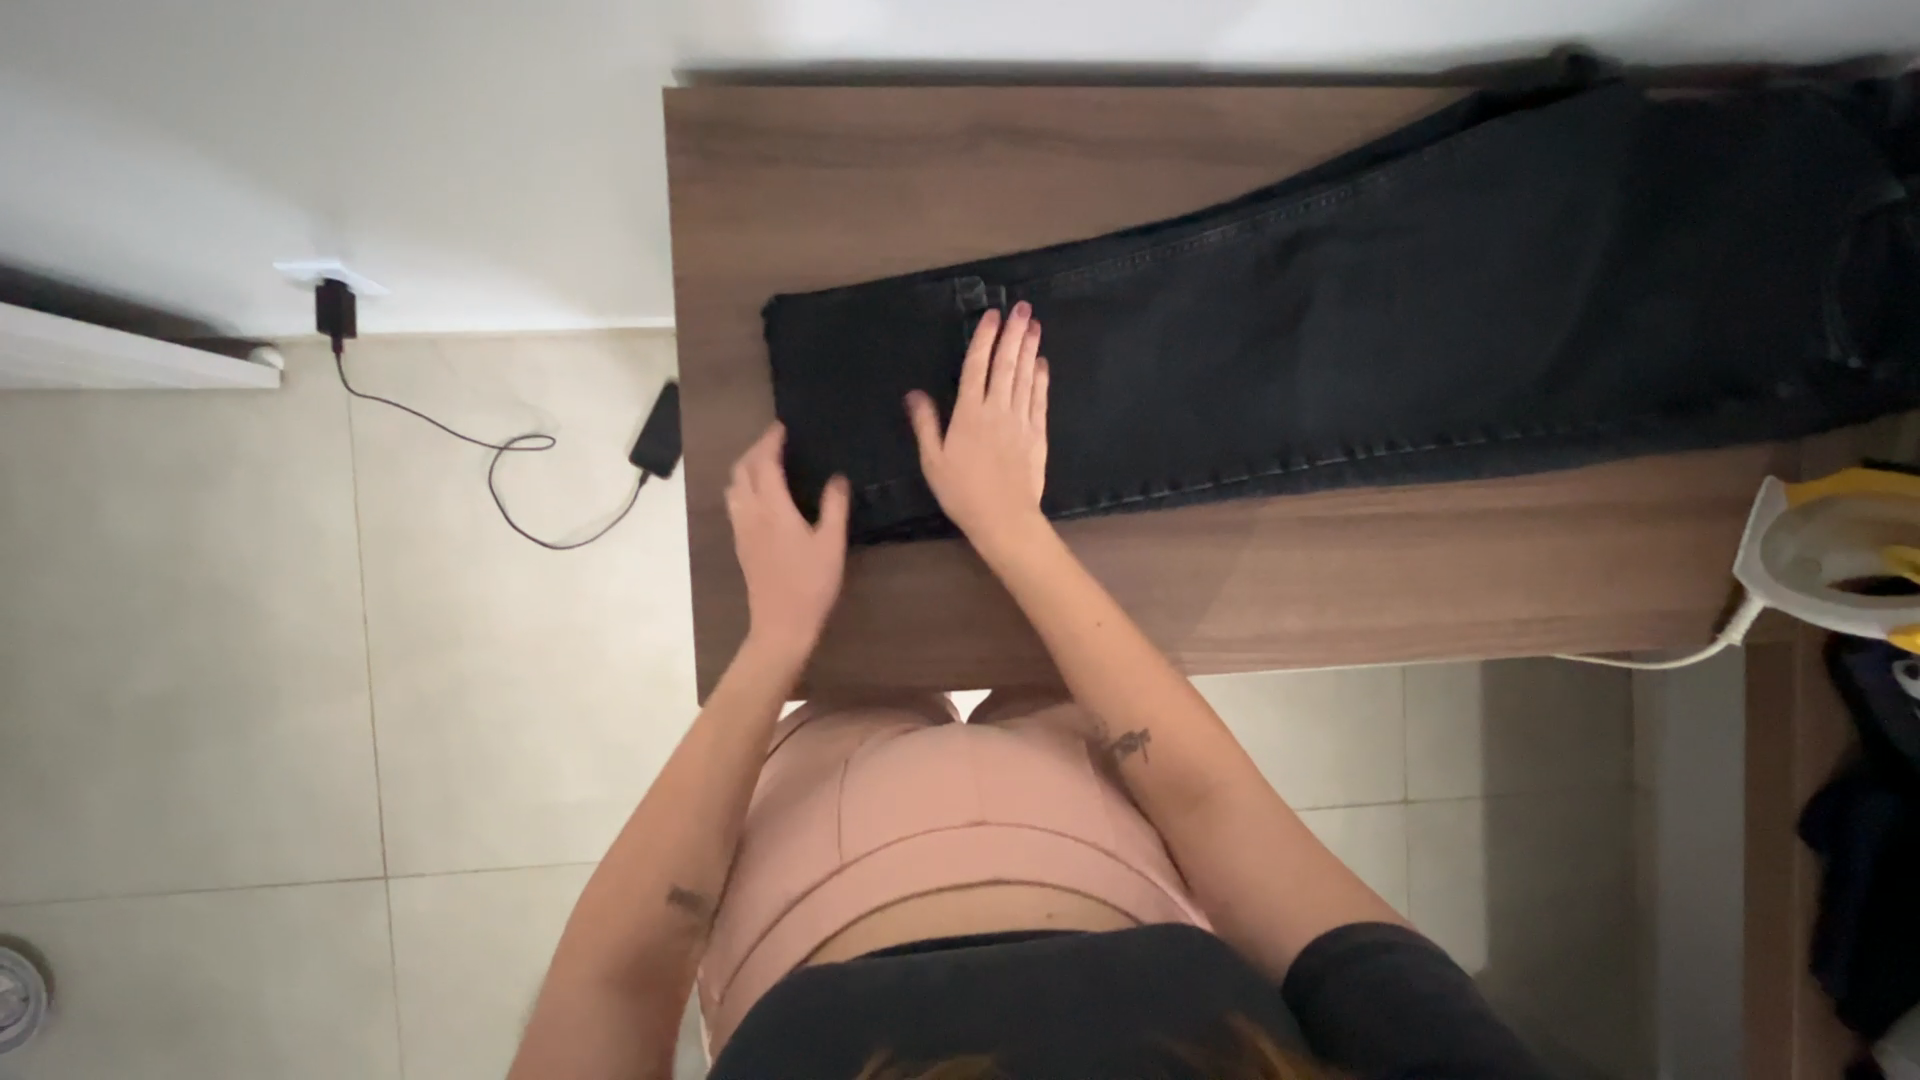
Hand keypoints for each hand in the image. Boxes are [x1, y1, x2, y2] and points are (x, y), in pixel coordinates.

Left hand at [726, 422, 849, 658]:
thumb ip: (834, 507)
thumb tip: (837, 478)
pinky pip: (734, 503)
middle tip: (775, 441)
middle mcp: (750, 513)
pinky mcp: (740, 544)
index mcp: (773, 508)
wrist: (781, 624)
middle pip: (742, 470)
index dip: (771, 441)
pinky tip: (760, 495)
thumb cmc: (811, 584)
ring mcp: (741, 529)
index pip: (765, 463)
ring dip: (746, 467)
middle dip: (755, 449)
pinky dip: (743, 486)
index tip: (782, 427)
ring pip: (734, 486)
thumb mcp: (832, 544)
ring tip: (766, 463)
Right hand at [905, 301, 1049, 550]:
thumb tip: (914, 394)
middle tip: (1023, 308)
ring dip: (1029, 349)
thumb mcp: (933, 461)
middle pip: (1006, 364)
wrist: (1004, 518)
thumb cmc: (962, 492)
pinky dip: (1041, 379)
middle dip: (1014, 334)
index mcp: (969, 413)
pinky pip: (1039, 399)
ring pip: (1025, 377)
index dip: (984, 339)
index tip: (993, 316)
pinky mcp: (1037, 434)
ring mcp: (1021, 420)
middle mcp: (997, 409)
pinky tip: (1042, 363)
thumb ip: (926, 424)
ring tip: (1034, 326)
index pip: (976, 367)